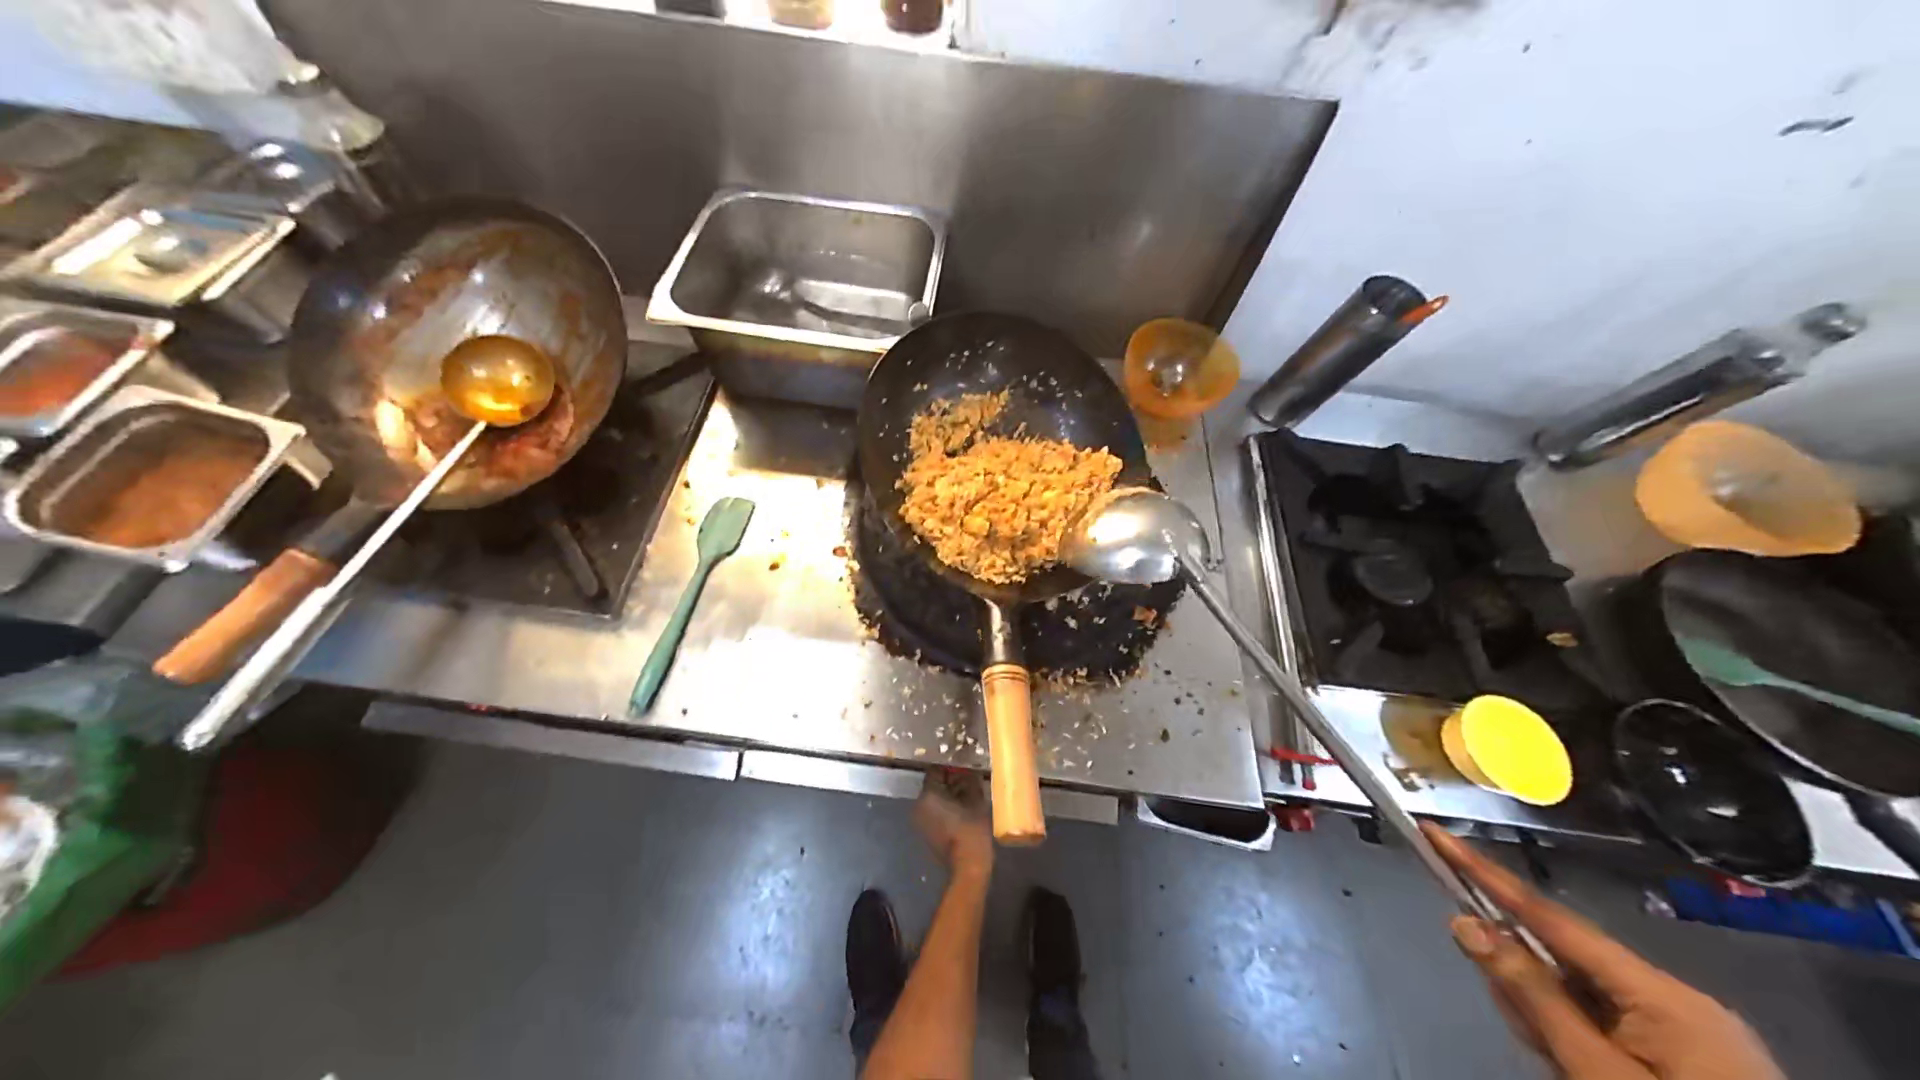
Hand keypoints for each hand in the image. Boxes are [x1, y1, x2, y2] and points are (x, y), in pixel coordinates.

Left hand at [914, 771, 992, 882]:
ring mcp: (920, 820)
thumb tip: (967, 769)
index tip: (965, 768)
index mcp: (928, 794)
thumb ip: (969, 779)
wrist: (968, 865)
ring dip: (949, 795)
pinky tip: (962, 810)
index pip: (935, 770)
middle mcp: (918, 804)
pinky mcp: (925, 831)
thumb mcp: (975, 799)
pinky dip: (946, 807)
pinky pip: (934, 811)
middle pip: (934, 784)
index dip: (951, 767)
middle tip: (969, 782)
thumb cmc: (971, 829)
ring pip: (934, 798)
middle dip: (951, 781)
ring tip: (968, 796)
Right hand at [1423, 823, 1785, 1079]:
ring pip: (1580, 994)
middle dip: (1526, 984)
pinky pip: (1607, 1022)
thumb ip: (1532, 997)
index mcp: (1659, 993)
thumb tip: (1465, 923)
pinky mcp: (1689, 1056)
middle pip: (1563, 959)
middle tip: (1531, 1040)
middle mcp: (1674, 997)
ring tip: (1561, 1066)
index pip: (1550, 916)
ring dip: (1551, 1021)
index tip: (1435, 835)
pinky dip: (1576, 1038)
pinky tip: (1575, 1066)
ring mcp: (1687, 1029)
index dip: (1486, 874)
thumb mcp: (1597, 1073)